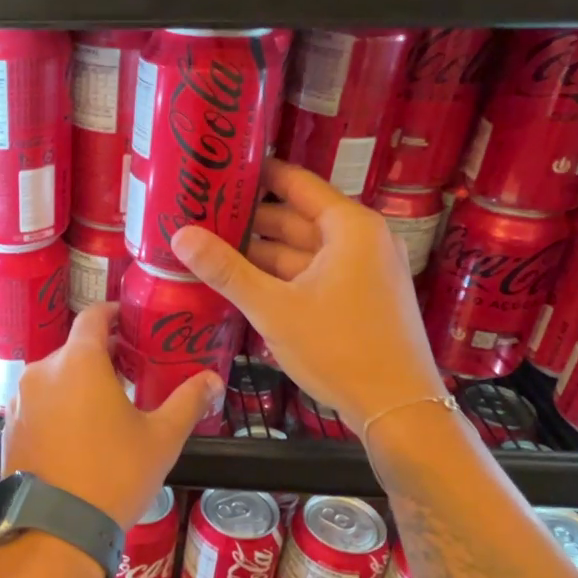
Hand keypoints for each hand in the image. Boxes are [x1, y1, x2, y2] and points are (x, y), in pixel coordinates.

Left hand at [1, 303, 223, 528]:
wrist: (56, 528)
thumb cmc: (114, 475)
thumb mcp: (161, 438)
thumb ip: (187, 401)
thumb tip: (213, 380)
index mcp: (78, 361)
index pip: (93, 316)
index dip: (114, 314)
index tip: (131, 322)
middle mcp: (42, 371)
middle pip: (74, 349)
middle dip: (102, 356)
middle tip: (131, 372)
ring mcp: (21, 400)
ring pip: (55, 378)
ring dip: (78, 384)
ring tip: (107, 406)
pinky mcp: (10, 427)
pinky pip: (39, 404)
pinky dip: (58, 407)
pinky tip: (78, 433)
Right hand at [171, 159, 447, 432]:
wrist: (397, 407)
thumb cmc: (338, 349)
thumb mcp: (273, 309)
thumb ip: (226, 270)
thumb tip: (179, 235)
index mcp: (350, 227)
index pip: (297, 183)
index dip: (258, 175)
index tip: (219, 170)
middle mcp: (362, 240)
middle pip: (297, 218)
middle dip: (250, 219)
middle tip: (200, 215)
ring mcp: (364, 271)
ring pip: (303, 250)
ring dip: (261, 252)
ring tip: (211, 249)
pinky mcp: (361, 299)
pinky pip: (314, 274)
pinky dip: (281, 276)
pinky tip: (243, 284)